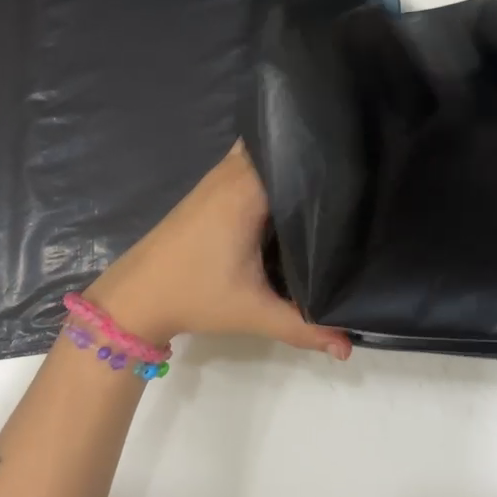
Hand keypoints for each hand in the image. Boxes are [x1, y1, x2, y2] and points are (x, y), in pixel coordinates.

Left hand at [82, 142, 351, 359]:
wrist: (135, 297)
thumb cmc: (195, 295)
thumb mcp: (254, 312)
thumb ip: (304, 327)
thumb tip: (347, 347)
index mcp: (248, 191)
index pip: (297, 157)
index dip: (329, 160)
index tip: (362, 170)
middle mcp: (235, 172)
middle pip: (285, 148)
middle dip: (316, 158)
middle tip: (356, 172)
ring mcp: (220, 175)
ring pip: (267, 153)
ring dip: (293, 163)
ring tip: (333, 175)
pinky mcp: (212, 185)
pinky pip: (252, 162)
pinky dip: (272, 169)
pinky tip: (295, 189)